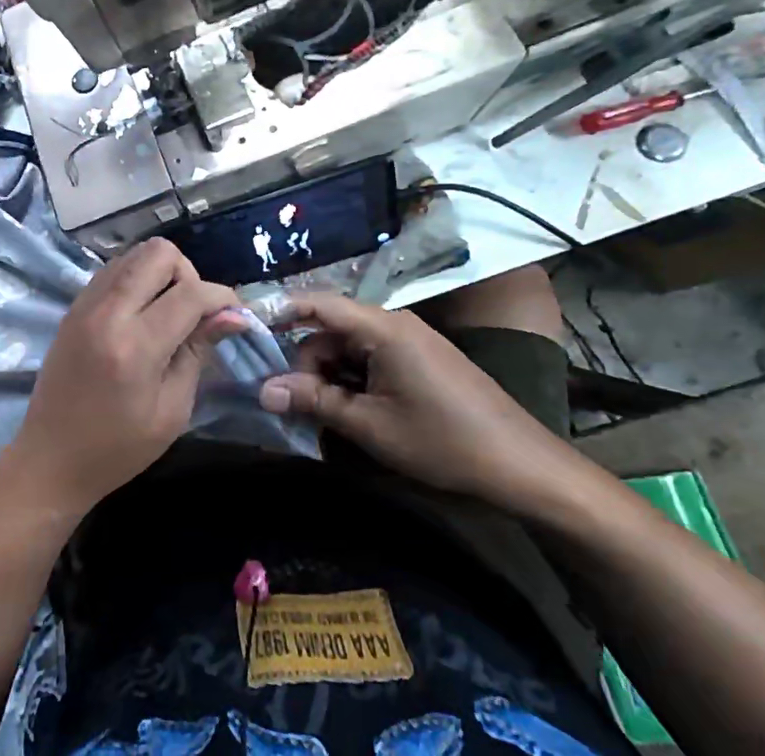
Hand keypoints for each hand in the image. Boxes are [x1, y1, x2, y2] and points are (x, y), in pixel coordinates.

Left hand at [5, 240, 247, 514]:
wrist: (50, 460)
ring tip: (167, 313)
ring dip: (161, 274)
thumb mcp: (172, 410)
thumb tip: (233, 316)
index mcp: (134, 346)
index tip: (234, 316)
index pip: (190, 293)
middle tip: (193, 312)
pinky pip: (114, 270)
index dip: (222, 298)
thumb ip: (198, 352)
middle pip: (159, 253)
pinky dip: (137, 280)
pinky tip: (142, 315)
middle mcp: (106, 313)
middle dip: (188, 274)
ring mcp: (85, 305)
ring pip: (135, 254)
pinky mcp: (73, 308)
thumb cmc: (118, 448)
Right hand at [259, 295, 553, 498]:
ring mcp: (409, 341)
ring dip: (329, 377)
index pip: (319, 303)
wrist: (517, 461)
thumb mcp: (370, 425)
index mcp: (383, 328)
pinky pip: (371, 359)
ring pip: (349, 348)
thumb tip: (264, 390)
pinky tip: (352, 413)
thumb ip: (315, 401)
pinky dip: (353, 381)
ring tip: (324, 418)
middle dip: (306, 363)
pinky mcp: (419, 359)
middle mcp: (394, 324)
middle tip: (294, 406)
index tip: (247, 329)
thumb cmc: (440, 440)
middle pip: (331, 329)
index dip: (280, 311)